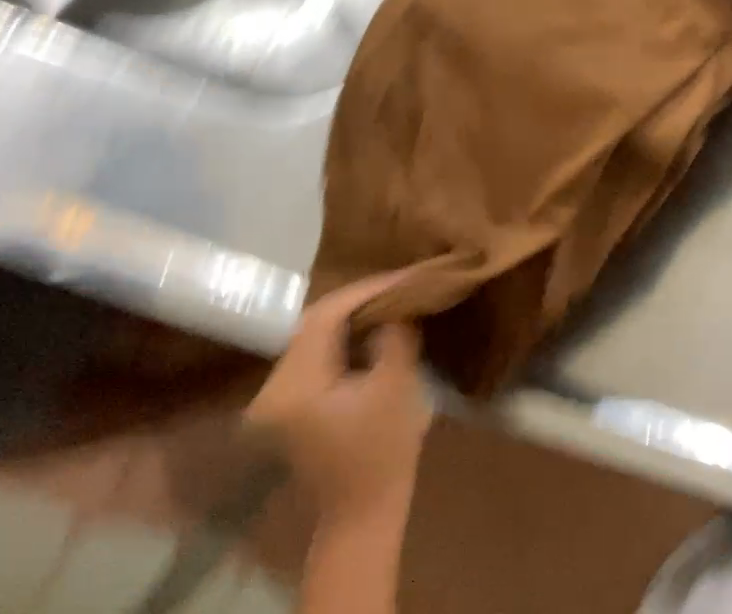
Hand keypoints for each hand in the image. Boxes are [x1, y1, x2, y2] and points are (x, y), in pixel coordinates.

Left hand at [246, 273, 430, 523]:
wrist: (363, 506)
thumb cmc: (384, 449)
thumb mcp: (397, 386)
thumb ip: (395, 337)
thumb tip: (399, 304)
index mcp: (293, 385)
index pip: (323, 317)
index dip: (366, 290)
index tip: (407, 275)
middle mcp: (272, 388)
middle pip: (312, 324)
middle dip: (359, 300)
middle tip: (403, 285)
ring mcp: (275, 399)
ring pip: (313, 338)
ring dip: (352, 317)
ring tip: (395, 301)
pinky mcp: (288, 406)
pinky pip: (315, 357)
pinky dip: (345, 338)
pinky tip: (375, 331)